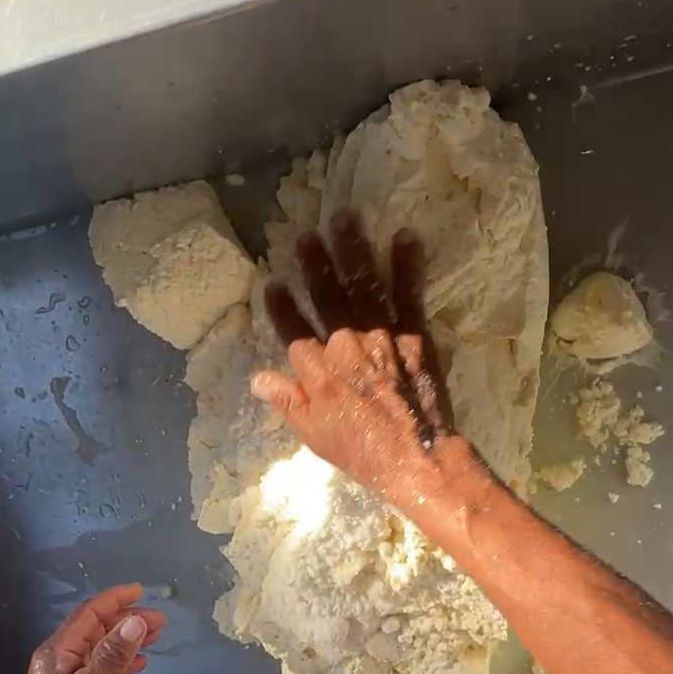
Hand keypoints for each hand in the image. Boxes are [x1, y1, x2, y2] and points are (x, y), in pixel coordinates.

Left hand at [5, 584, 164, 673]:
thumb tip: (135, 621)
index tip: (140, 591)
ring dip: (126, 639)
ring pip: (99, 647)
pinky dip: (119, 660)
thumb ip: (112, 656)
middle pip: (96, 628)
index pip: (90, 613)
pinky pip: (98, 666)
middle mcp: (59, 657)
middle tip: (159, 622)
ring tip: (154, 638)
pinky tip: (136, 666)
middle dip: (127, 620)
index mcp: (59, 650)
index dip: (116, 599)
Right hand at [251, 212, 477, 506]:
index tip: (272, 285)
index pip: (293, 332)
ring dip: (352, 249)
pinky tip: (403, 236)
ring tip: (344, 217)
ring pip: (361, 285)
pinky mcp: (414, 335)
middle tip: (306, 235)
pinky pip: (408, 294)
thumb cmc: (361, 452)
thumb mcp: (314, 434)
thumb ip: (288, 402)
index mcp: (317, 371)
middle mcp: (345, 345)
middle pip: (325, 297)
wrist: (414, 456)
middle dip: (314, 264)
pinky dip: (406, 265)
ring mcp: (380, 336)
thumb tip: (258, 379)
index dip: (281, 308)